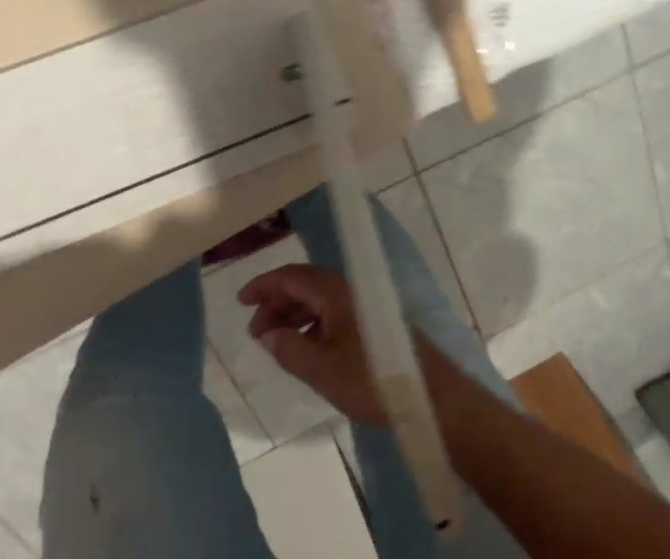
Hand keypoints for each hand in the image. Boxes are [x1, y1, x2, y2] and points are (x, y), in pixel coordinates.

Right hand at [240, 264, 389, 424]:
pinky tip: (307, 348)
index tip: (240, 301)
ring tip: (276, 342)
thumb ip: (289, 349)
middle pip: (306, 285)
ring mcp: (366, 304)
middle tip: (256, 331)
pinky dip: (314, 324)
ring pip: (320, 299)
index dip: (264, 285)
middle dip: (277, 303)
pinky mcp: (375, 321)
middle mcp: (351, 290)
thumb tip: (268, 333)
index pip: (292, 277)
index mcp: (337, 292)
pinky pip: (334, 312)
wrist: (429, 392)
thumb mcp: (322, 370)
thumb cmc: (372, 379)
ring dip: (295, 314)